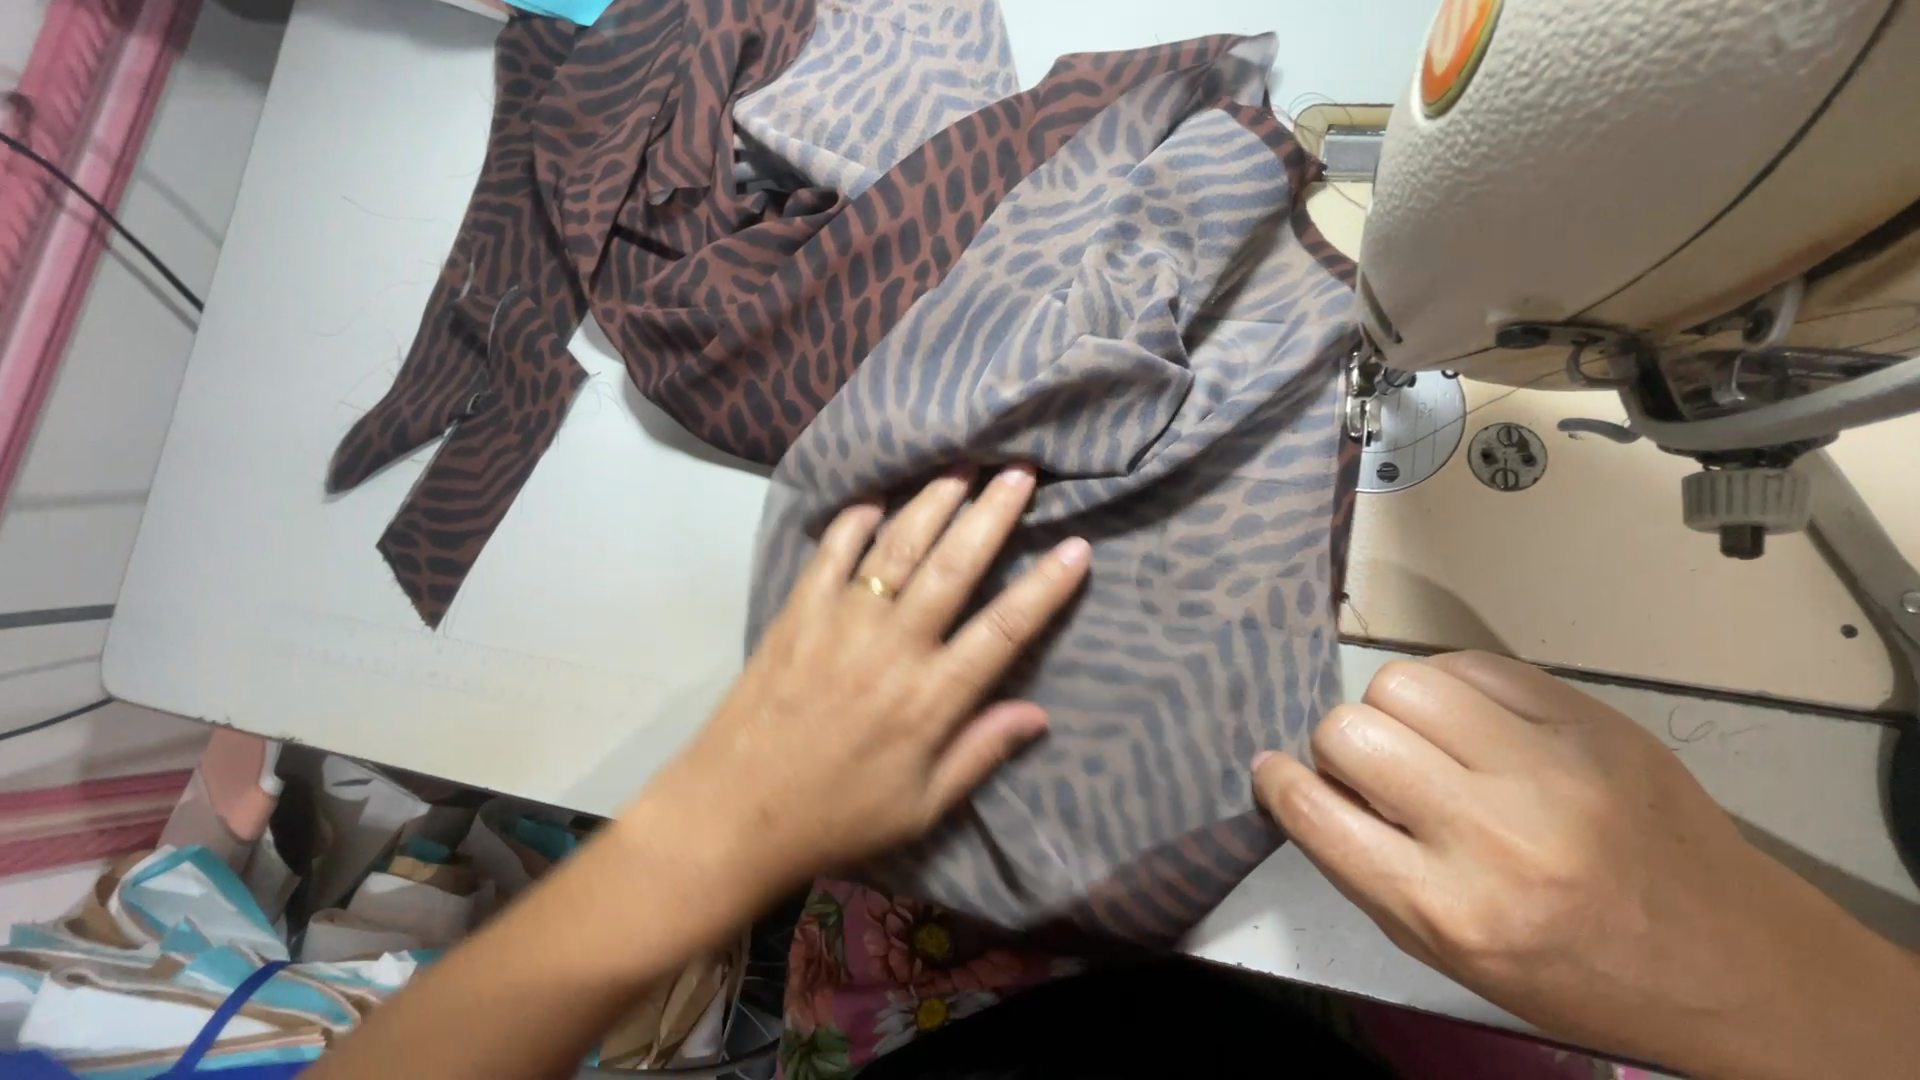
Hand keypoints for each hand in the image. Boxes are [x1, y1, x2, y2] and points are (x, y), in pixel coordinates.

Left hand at [632, 464, 1089, 913]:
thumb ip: (981, 752)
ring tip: (961, 467)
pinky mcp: (797, 614)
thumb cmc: (838, 816)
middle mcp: (892, 648)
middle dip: (992, 514)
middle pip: (954, 567)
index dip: (1046, 586)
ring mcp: (840, 624)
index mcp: (930, 699)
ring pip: (897, 548)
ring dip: (933, 503)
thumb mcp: (922, 807)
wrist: (733, 812)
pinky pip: (830, 555)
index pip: (1004, 629)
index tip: (1078, 547)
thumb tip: (1040, 713)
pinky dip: (854, 523)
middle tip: (1019, 472)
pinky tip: (874, 501)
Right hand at [1253, 651, 1919, 1079]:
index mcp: (1449, 908)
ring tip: (1425, 741)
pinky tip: (1473, 722)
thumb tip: (1299, 780)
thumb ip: (1361, 866)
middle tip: (1373, 771)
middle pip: (1349, 731)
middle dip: (1339, 747)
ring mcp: (1549, 767)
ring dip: (1391, 711)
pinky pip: (1470, 663)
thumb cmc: (1570, 971)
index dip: (1276, 782)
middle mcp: (1494, 832)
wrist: (1736, 964)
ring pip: (1400, 682)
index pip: (1313, 810)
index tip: (1275, 772)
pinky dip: (1449, 687)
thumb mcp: (1445, 951)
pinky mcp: (1590, 721)